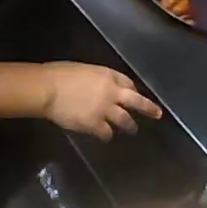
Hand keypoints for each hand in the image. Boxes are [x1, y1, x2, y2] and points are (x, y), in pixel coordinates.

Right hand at [38, 62, 161, 139]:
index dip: (133, 90)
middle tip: (157, 115)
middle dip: (149, 109)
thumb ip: (95, 79)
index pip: (127, 83)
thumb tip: (97, 87)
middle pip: (136, 102)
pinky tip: (106, 138)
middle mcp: (111, 93)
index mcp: (107, 76)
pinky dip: (107, 136)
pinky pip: (107, 133)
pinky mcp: (95, 125)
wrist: (48, 89)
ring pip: (125, 121)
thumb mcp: (83, 70)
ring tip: (131, 130)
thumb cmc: (59, 75)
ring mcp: (105, 110)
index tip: (135, 95)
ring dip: (129, 126)